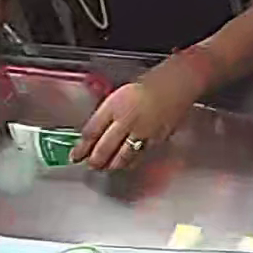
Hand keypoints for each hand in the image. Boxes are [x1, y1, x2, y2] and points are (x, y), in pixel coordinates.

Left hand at [73, 61, 201, 170]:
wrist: (177, 84)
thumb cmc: (151, 84)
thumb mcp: (121, 94)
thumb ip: (110, 113)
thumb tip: (98, 131)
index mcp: (114, 106)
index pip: (92, 132)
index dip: (82, 147)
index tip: (76, 154)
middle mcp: (125, 121)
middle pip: (104, 148)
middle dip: (95, 160)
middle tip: (91, 165)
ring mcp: (141, 133)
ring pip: (122, 156)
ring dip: (112, 165)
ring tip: (106, 168)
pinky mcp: (156, 140)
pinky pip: (139, 156)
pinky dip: (130, 162)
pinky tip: (126, 164)